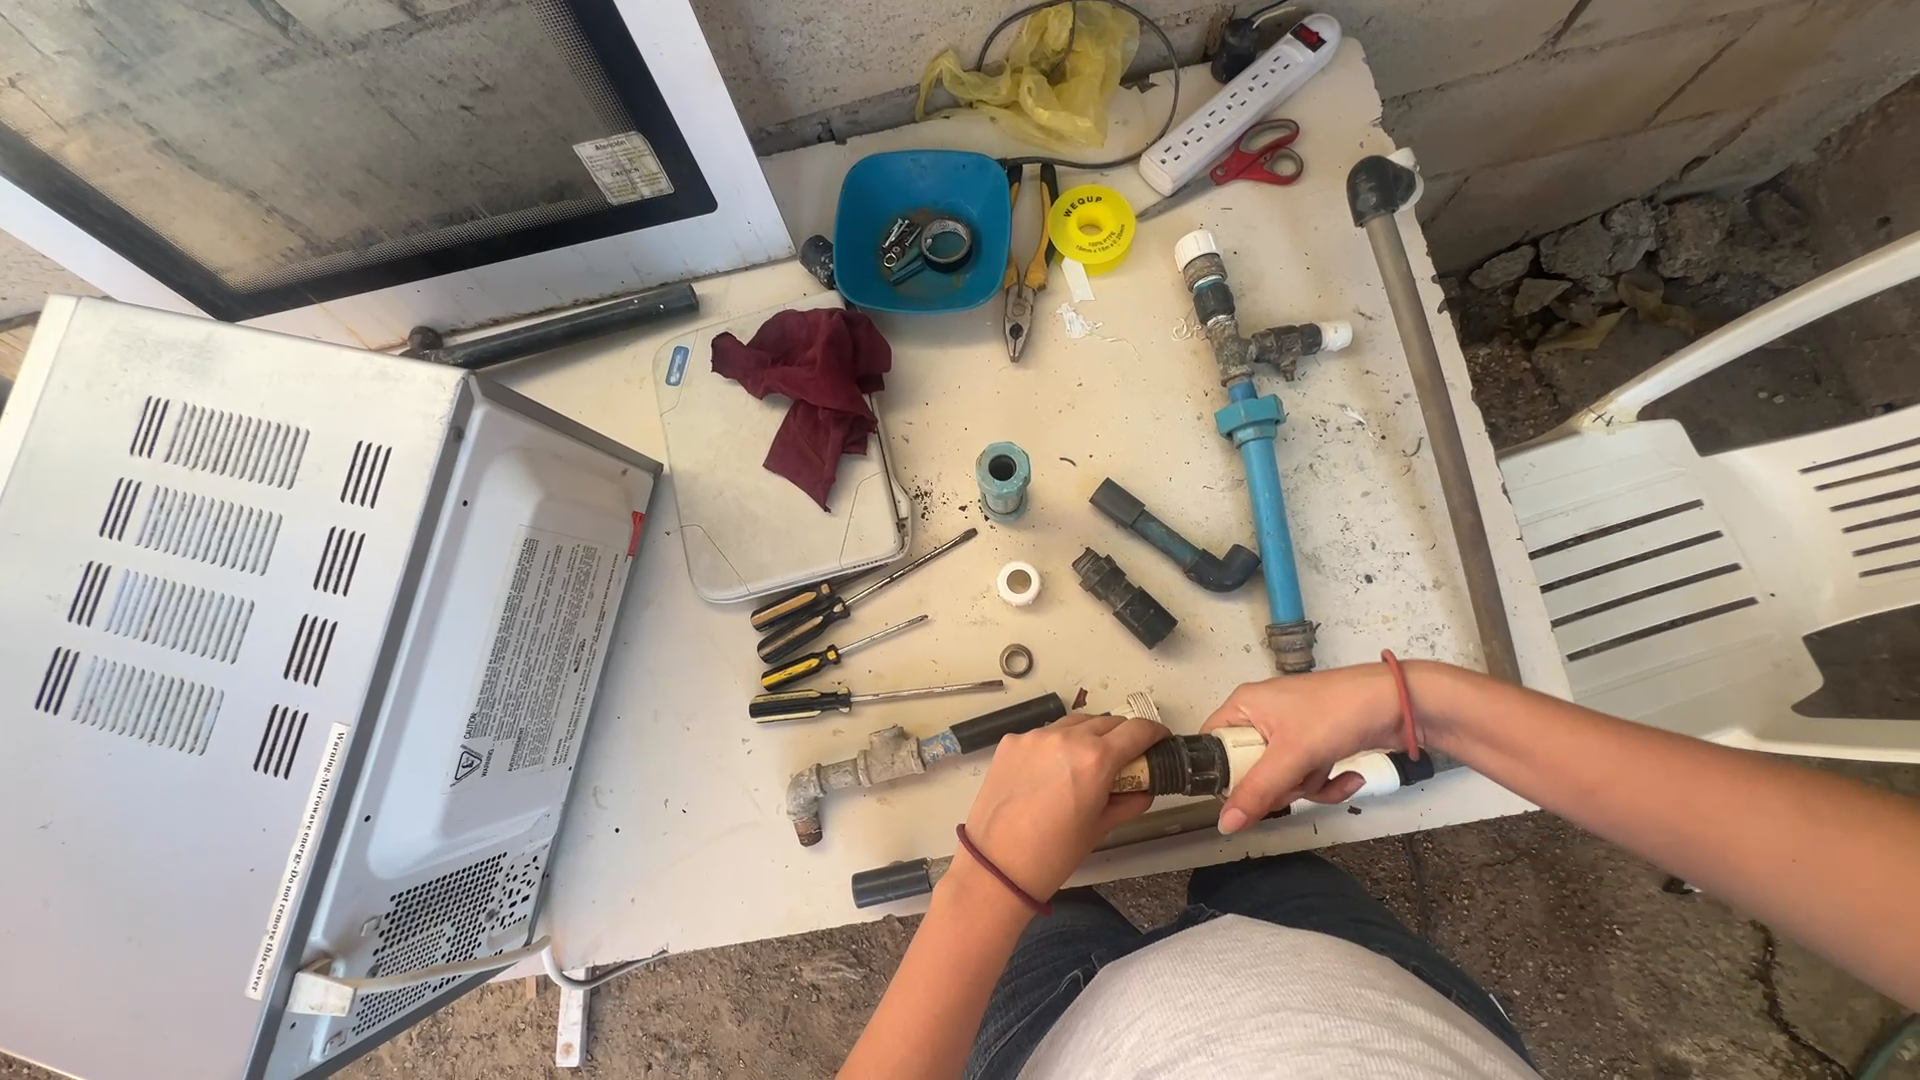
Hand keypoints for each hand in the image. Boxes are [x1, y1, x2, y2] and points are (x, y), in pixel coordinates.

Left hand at [961, 713, 1169, 900]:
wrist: (996, 866)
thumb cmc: (1054, 854)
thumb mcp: (1101, 828)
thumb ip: (1129, 801)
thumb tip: (1144, 787)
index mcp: (1095, 759)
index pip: (1137, 730)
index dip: (1154, 733)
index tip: (1159, 739)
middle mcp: (1065, 738)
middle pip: (1106, 722)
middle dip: (1121, 736)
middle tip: (1125, 758)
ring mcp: (1034, 736)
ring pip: (1073, 724)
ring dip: (1088, 736)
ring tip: (1087, 762)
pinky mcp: (1010, 742)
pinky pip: (1043, 735)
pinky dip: (1055, 745)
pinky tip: (1052, 771)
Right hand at [1201, 662, 1410, 833]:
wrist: (1399, 704)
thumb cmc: (1337, 713)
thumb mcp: (1293, 756)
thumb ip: (1258, 791)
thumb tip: (1226, 823)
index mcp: (1243, 705)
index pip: (1213, 744)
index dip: (1224, 774)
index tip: (1246, 794)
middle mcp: (1261, 715)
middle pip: (1248, 767)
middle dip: (1278, 785)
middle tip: (1295, 782)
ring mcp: (1289, 729)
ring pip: (1279, 776)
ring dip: (1306, 787)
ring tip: (1326, 776)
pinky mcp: (1314, 741)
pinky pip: (1304, 773)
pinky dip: (1324, 782)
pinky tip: (1348, 778)